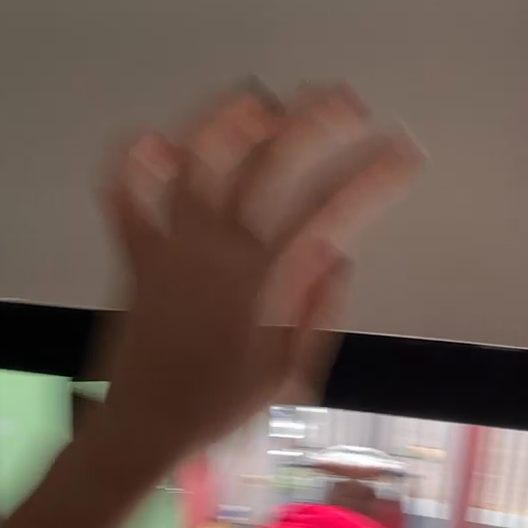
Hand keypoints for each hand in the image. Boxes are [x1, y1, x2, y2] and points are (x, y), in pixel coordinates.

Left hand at [94, 86, 420, 466]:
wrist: (144, 428)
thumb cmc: (217, 410)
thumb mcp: (286, 375)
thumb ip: (316, 313)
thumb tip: (338, 256)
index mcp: (263, 281)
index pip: (330, 209)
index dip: (374, 176)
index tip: (404, 152)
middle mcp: (218, 250)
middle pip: (270, 162)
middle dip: (316, 121)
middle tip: (347, 102)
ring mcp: (171, 247)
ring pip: (198, 160)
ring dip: (231, 120)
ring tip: (260, 100)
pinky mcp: (134, 257)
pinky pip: (124, 199)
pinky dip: (130, 165)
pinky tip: (150, 137)